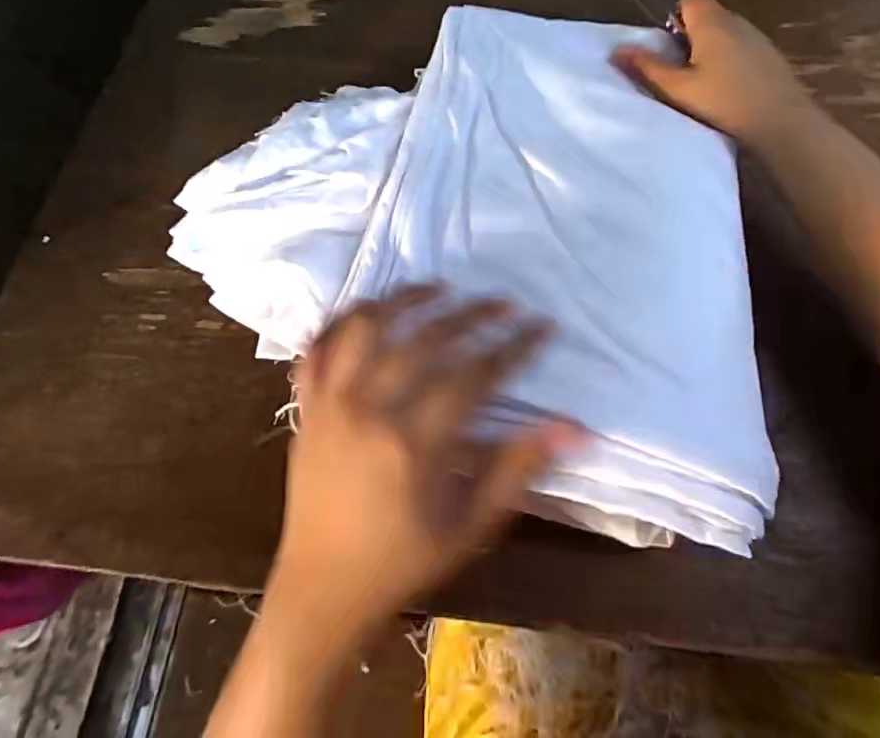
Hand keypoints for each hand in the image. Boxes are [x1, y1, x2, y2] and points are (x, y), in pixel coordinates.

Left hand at [265, 285, 581, 643]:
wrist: (320, 591)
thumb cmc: (402, 562)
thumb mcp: (470, 525)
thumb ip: (518, 468)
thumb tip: (573, 428)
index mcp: (413, 445)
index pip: (475, 375)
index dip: (513, 347)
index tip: (541, 326)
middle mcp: (368, 411)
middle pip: (426, 341)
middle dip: (472, 315)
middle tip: (504, 303)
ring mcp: (330, 403)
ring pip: (366, 327)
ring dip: (405, 299)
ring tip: (439, 288)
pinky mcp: (306, 406)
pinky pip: (319, 346)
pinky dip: (345, 320)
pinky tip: (373, 310)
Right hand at [611, 0, 814, 145]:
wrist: (782, 124)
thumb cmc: (724, 102)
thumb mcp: (678, 88)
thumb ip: (647, 67)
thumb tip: (616, 51)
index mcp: (711, 23)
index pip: (689, 0)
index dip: (674, 19)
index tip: (667, 48)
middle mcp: (737, 22)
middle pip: (707, 17)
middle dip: (690, 37)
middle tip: (680, 71)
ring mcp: (758, 39)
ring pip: (726, 34)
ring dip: (711, 51)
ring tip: (703, 85)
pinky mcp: (772, 58)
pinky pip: (743, 50)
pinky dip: (731, 63)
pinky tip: (729, 91)